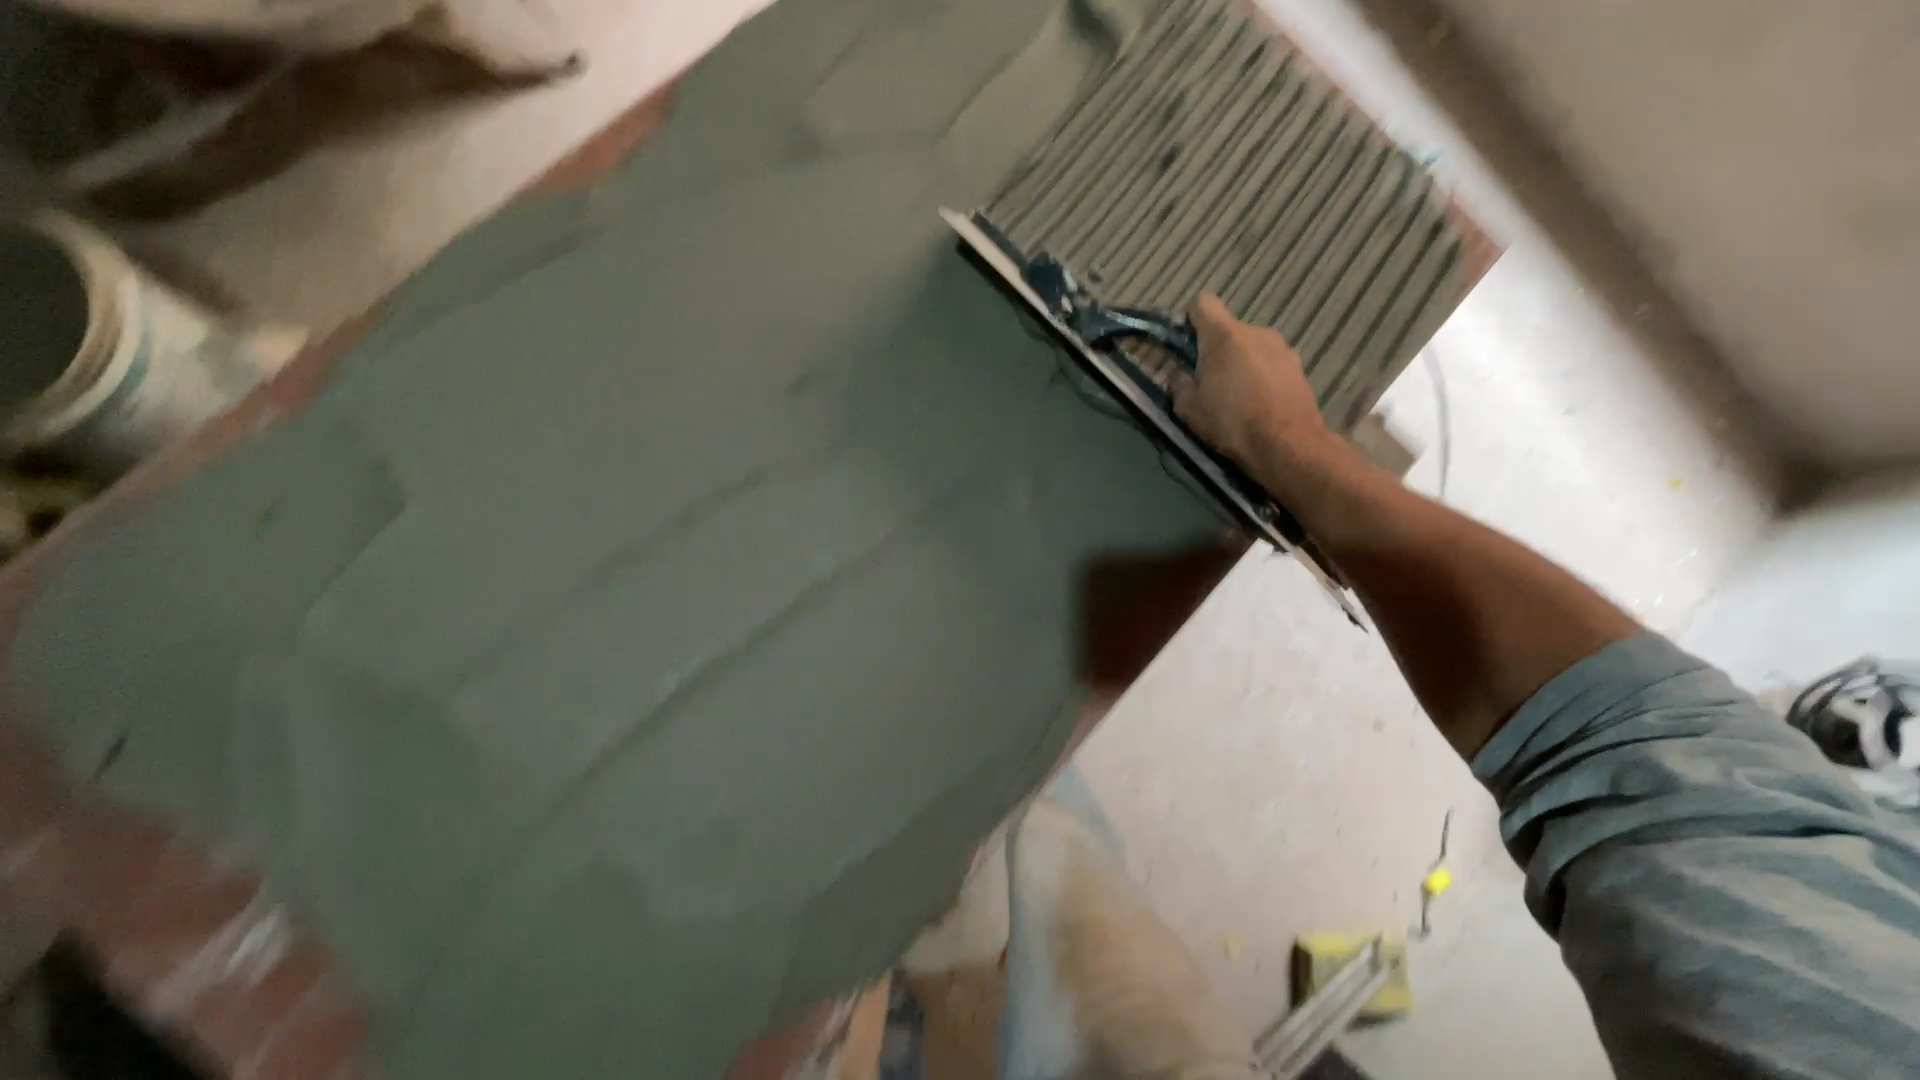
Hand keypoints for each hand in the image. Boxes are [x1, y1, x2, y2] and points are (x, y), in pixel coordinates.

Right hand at [1169, 294, 1334, 480]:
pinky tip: (1261, 403)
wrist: (1288, 446)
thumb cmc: (1231, 423)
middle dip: (1216, 349)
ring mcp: (1283, 347)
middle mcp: (1256, 331)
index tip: (1186, 344)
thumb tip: (1181, 372)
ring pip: (1252, 347)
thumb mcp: (1188, 408)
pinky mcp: (1300, 366)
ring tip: (1239, 397)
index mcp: (1224, 335)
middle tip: (1209, 381)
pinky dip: (1262, 376)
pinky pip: (1271, 363)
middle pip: (1228, 329)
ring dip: (1242, 363)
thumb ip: (1179, 383)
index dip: (1190, 319)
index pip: (1202, 303)